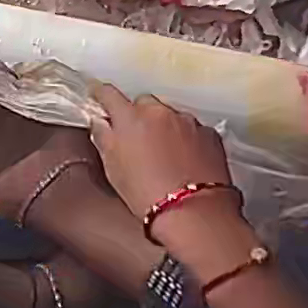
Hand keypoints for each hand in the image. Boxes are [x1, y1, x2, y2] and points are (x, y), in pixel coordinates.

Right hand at [89, 83, 252, 277]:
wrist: (194, 214)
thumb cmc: (146, 193)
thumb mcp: (112, 167)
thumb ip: (103, 137)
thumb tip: (100, 123)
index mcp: (130, 117)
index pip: (109, 94)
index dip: (100, 94)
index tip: (97, 95)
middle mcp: (159, 112)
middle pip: (143, 103)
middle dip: (137, 115)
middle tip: (134, 138)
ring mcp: (187, 122)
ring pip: (169, 115)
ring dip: (163, 127)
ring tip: (162, 154)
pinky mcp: (210, 135)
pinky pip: (191, 128)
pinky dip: (185, 138)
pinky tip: (183, 159)